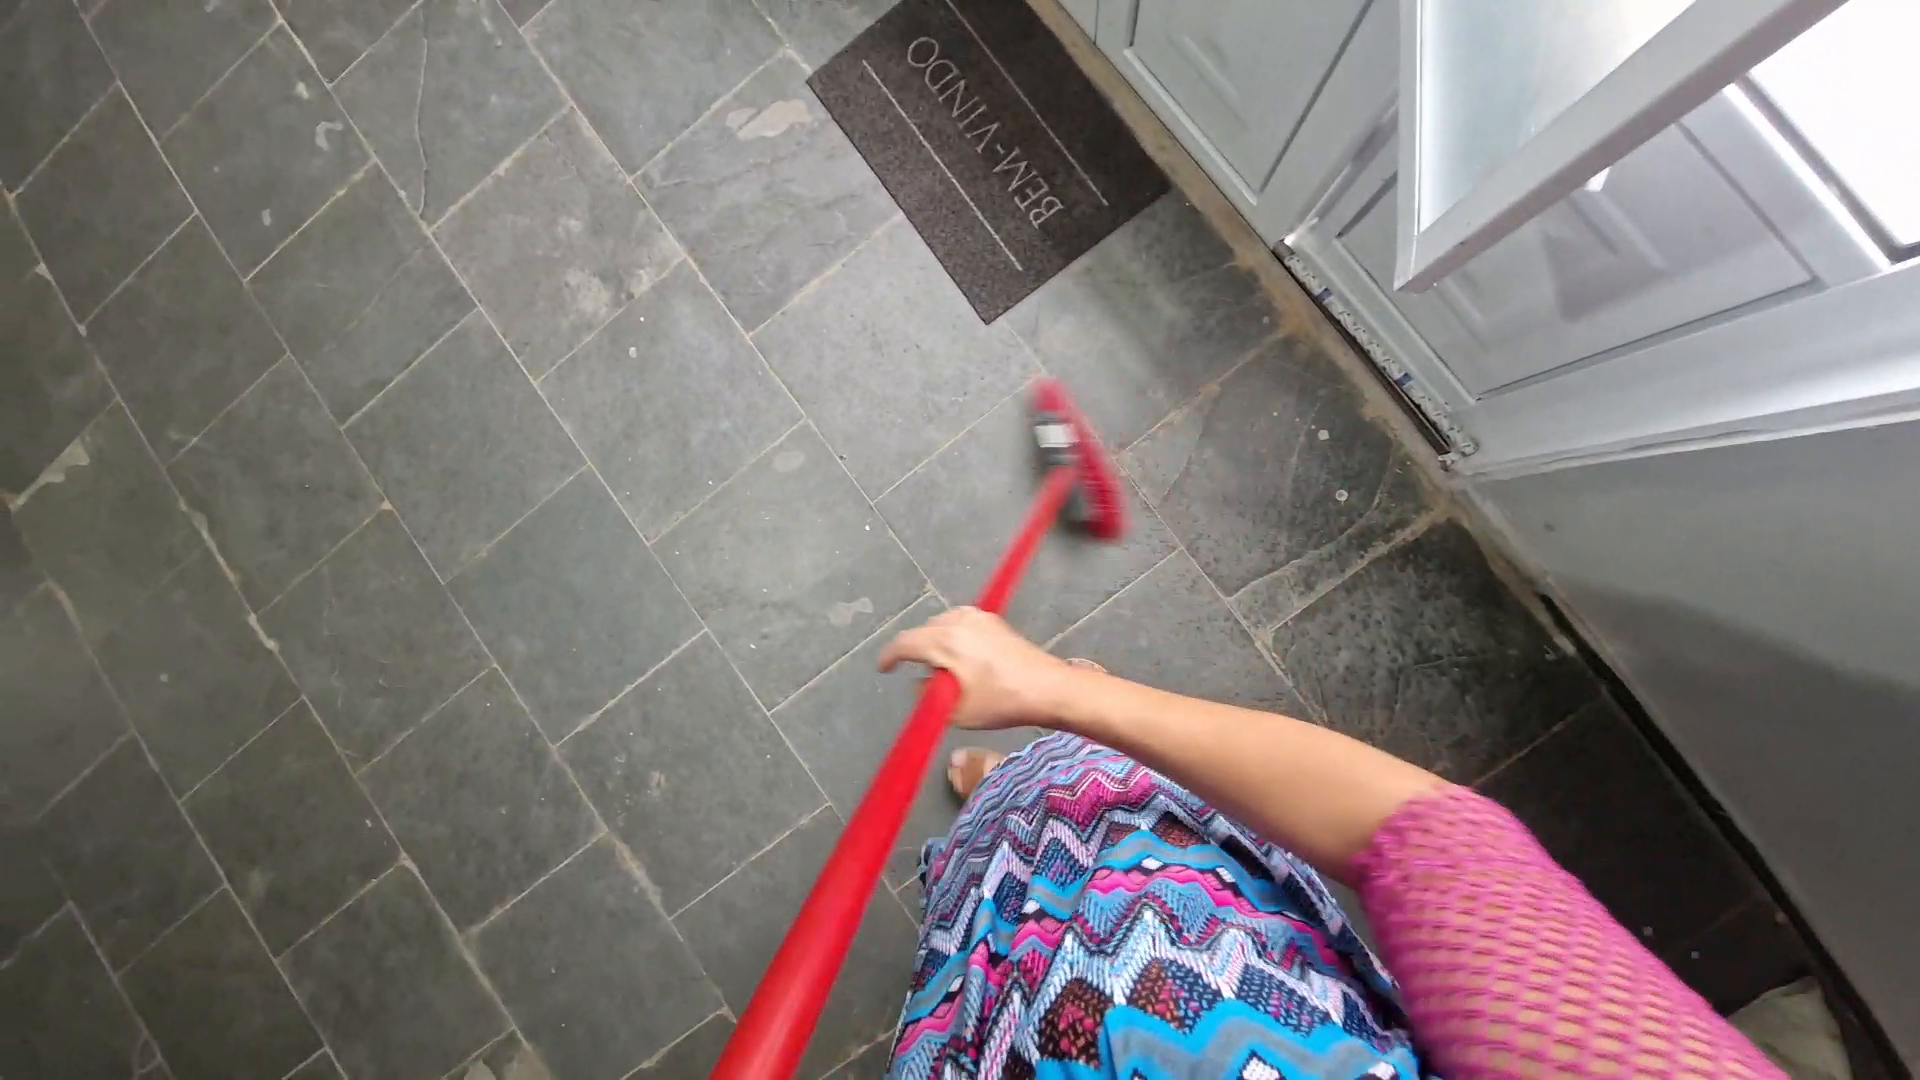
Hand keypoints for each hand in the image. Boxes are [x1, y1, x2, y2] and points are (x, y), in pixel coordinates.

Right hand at [877, 607, 1075, 729]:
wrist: (1047, 687)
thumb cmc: (1001, 701)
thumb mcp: (956, 710)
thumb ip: (929, 696)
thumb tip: (921, 685)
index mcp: (944, 641)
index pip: (905, 643)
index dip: (889, 656)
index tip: (883, 668)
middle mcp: (958, 621)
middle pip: (923, 631)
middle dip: (915, 650)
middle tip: (917, 674)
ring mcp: (978, 617)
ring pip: (942, 624)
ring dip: (935, 641)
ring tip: (940, 667)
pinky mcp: (994, 621)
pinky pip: (960, 623)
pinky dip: (952, 635)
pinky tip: (962, 656)